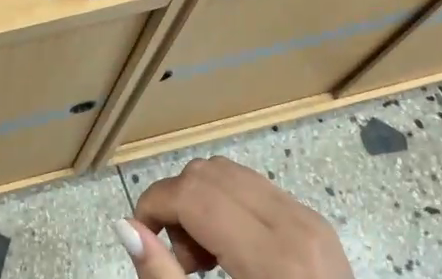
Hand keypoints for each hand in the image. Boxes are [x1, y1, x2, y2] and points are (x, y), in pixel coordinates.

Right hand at [114, 157, 352, 278]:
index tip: (141, 241)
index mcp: (274, 258)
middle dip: (175, 206)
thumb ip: (164, 277)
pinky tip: (231, 251)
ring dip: (198, 202)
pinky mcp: (317, 222)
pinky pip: (252, 186)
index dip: (152, 206)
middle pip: (205, 174)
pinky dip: (226, 205)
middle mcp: (296, 224)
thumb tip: (124, 226)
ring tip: (204, 259)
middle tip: (180, 262)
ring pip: (226, 173)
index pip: (192, 193)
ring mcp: (310, 219)